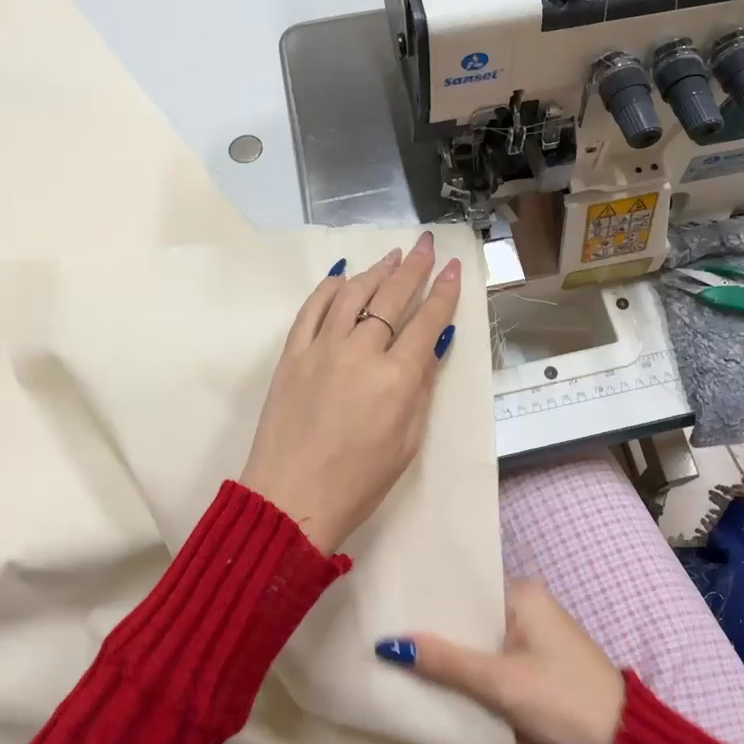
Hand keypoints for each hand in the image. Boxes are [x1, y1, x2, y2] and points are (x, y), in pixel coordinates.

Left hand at [239, 231, 462, 553]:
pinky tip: (342, 276)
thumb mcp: (407, 441)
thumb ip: (421, 387)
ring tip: (393, 255)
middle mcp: (360, 352)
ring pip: (352, 294)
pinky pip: (311, 309)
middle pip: (392, 297)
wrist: (291, 499)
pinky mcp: (292, 355)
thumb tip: (433, 344)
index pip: (427, 321)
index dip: (443, 291)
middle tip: (426, 244)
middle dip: (414, 267)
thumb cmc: (359, 482)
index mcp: (396, 379)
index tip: (452, 268)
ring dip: (376, 271)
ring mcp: (321, 349)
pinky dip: (328, 288)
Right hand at [379, 581, 625, 743]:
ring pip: (482, 639)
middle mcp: (528, 604)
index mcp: (522, 592)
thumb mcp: (499, 682)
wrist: (621, 738)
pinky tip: (447, 680)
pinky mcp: (539, 662)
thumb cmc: (562, 698)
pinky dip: (475, 669)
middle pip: (471, 614)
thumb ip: (447, 662)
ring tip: (408, 658)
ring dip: (456, 654)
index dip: (430, 600)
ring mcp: (535, 634)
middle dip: (439, 631)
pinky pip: (496, 657)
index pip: (465, 587)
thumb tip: (391, 643)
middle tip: (392, 637)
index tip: (391, 607)